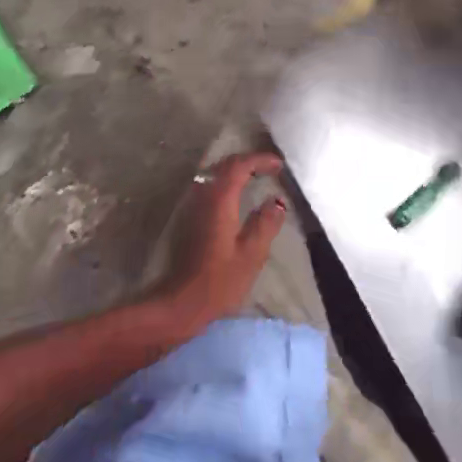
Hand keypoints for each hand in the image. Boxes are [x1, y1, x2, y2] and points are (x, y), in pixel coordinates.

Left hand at [153, 152, 288, 333]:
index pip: (240, 165)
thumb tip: (277, 201)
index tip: (279, 165)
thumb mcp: (251, 254)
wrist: (182, 302)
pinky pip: (210, 185)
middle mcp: (204, 195)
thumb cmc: (220, 281)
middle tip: (270, 168)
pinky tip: (237, 194)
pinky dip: (226, 182)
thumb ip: (266, 223)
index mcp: (221, 200)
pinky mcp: (191, 217)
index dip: (260, 159)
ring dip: (236, 170)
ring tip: (256, 177)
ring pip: (215, 174)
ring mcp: (194, 205)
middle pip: (225, 165)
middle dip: (248, 161)